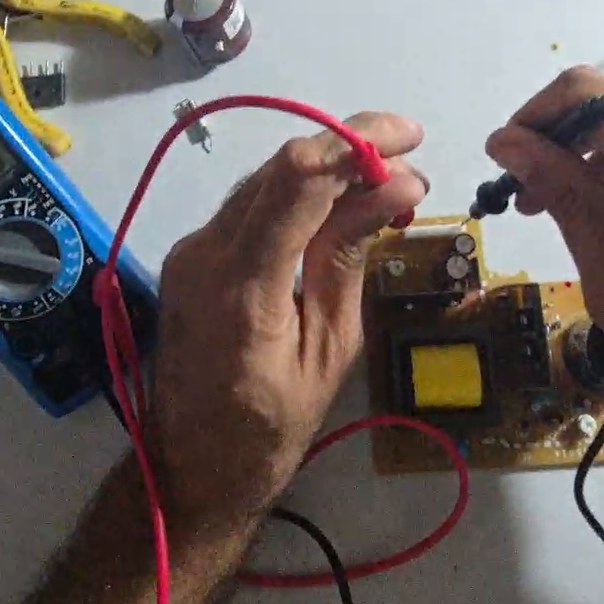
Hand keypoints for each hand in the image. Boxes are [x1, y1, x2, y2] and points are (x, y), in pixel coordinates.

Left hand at [150, 113, 428, 531]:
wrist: (190, 465)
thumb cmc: (273, 427)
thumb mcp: (330, 347)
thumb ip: (351, 255)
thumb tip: (399, 186)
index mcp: (242, 285)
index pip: (297, 179)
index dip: (357, 141)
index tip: (412, 138)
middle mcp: (205, 250)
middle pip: (281, 167)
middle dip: (352, 150)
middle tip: (410, 169)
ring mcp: (192, 247)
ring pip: (266, 178)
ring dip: (329, 170)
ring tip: (387, 187)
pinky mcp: (192, 251)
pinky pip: (252, 203)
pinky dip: (300, 195)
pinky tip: (340, 207)